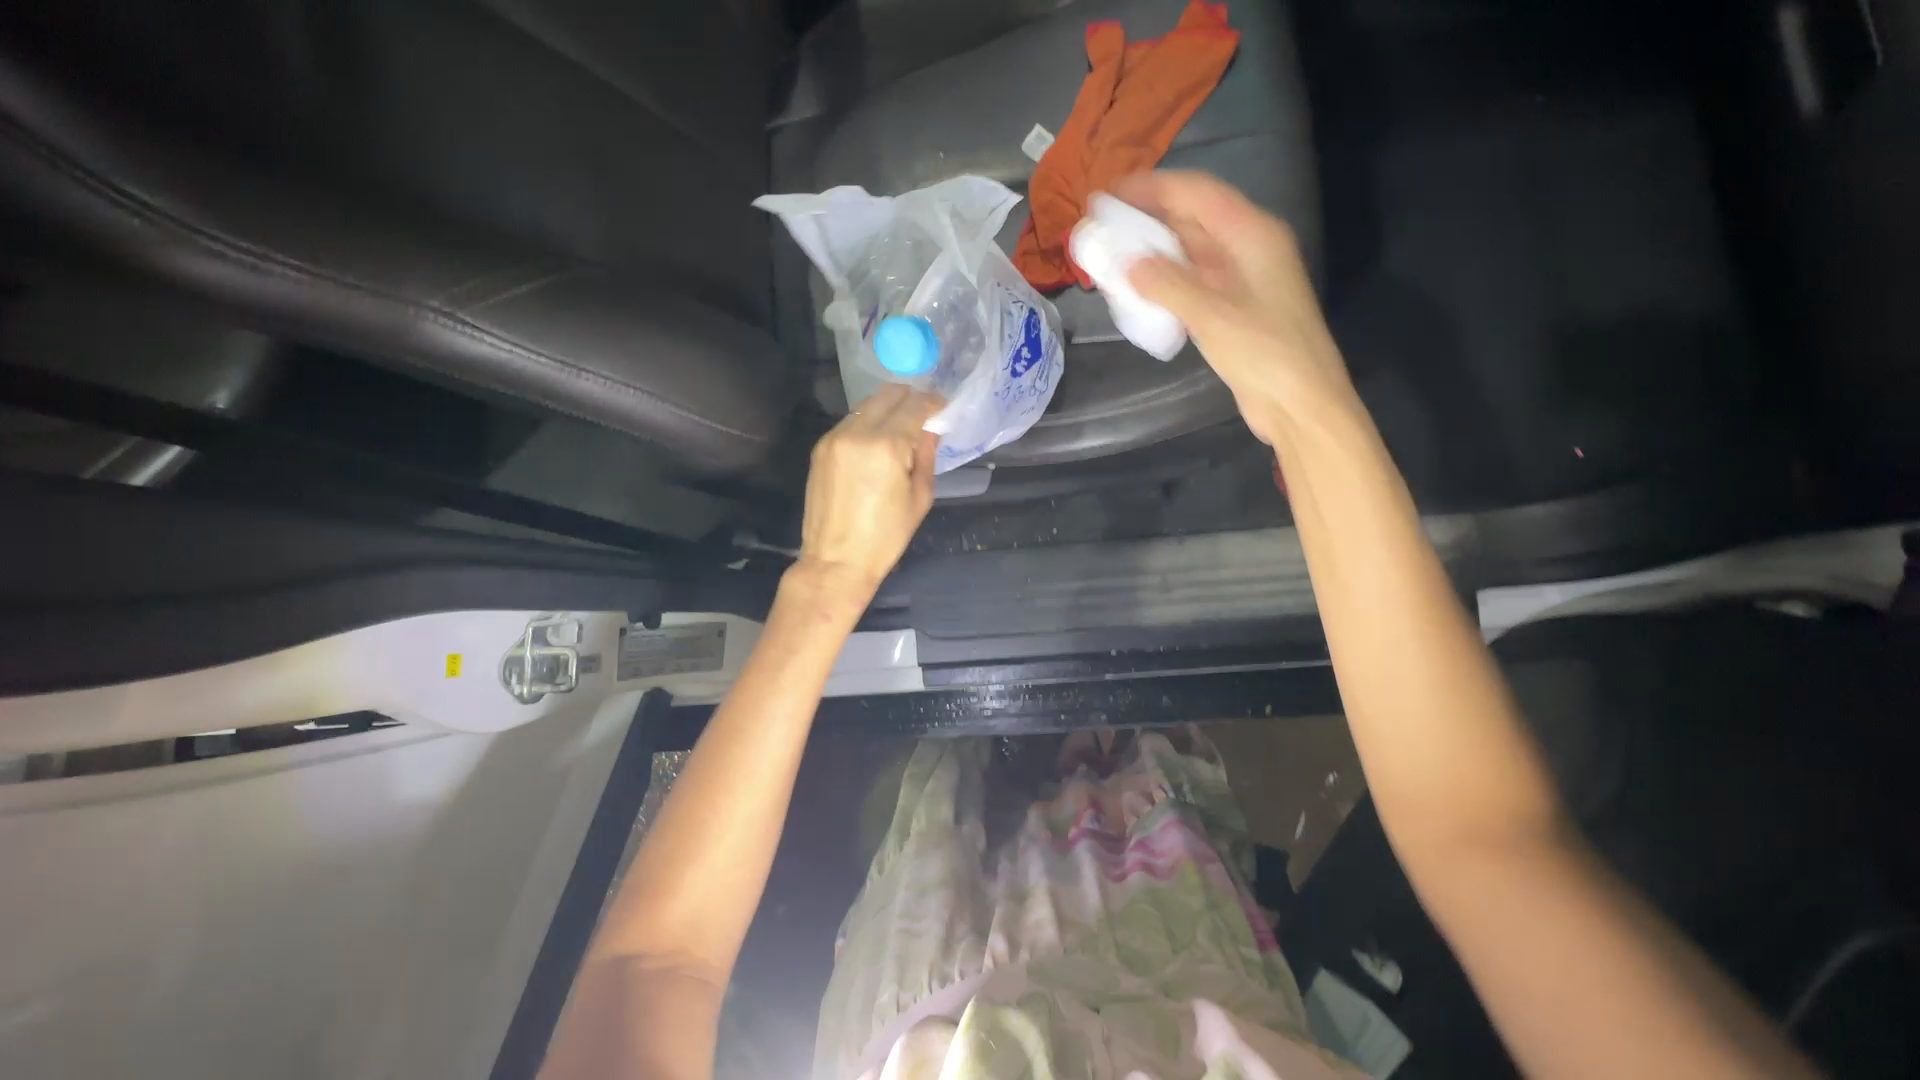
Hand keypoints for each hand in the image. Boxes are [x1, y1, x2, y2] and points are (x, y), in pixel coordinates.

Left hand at [796, 384, 942, 596]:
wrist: (836, 561)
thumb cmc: (885, 537)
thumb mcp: (920, 497)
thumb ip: (926, 455)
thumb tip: (930, 429)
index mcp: (886, 446)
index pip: (915, 405)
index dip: (934, 404)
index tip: (943, 412)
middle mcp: (857, 432)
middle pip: (889, 394)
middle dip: (910, 401)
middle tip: (923, 418)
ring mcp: (834, 437)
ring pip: (868, 405)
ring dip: (888, 411)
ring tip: (900, 434)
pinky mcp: (820, 448)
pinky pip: (850, 422)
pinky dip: (868, 424)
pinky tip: (876, 447)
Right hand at [1111, 171, 1355, 445]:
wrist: (1301, 404)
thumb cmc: (1265, 353)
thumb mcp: (1211, 315)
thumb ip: (1167, 284)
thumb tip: (1128, 262)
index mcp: (1253, 234)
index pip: (1196, 193)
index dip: (1151, 188)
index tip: (1107, 195)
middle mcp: (1248, 248)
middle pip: (1192, 218)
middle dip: (1147, 219)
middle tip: (1102, 226)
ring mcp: (1242, 278)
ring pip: (1190, 251)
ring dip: (1153, 251)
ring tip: (1110, 255)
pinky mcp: (1233, 307)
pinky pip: (1192, 281)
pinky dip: (1164, 280)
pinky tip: (1135, 289)